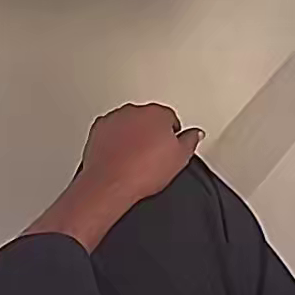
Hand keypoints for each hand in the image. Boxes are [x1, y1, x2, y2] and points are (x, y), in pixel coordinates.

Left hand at [77, 103, 203, 204]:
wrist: (111, 182)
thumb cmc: (141, 171)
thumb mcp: (180, 158)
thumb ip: (190, 140)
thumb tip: (196, 134)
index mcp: (157, 113)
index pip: (170, 117)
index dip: (171, 134)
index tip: (169, 145)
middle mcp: (134, 111)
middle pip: (148, 117)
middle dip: (151, 131)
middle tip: (153, 153)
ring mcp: (115, 118)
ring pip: (128, 121)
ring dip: (132, 132)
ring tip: (135, 156)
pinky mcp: (99, 128)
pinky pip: (111, 129)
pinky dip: (114, 138)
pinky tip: (119, 155)